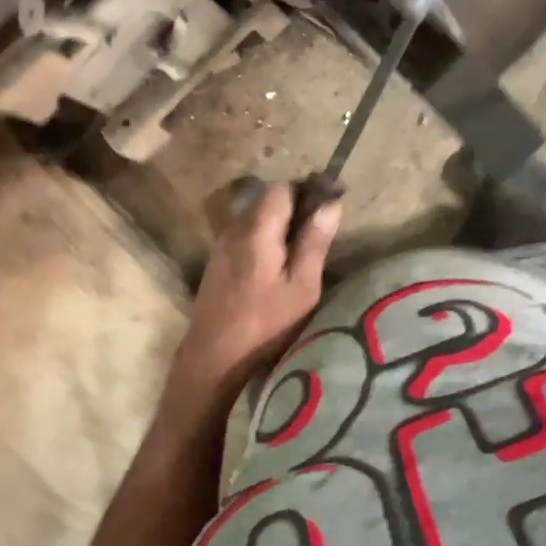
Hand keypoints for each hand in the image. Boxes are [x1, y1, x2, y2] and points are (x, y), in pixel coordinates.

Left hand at [166, 183, 341, 421]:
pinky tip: (273, 270)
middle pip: (266, 200)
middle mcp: (234, 228)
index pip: (281, 187)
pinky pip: (244, 236)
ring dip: (277, 228)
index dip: (305, 193)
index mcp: (257, 229)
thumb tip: (332, 202)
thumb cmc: (265, 324)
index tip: (325, 212)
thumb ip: (315, 241)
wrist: (213, 357)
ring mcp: (221, 245)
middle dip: (293, 210)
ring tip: (297, 257)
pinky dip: (262, 241)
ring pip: (254, 218)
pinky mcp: (216, 262)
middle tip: (315, 238)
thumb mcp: (302, 286)